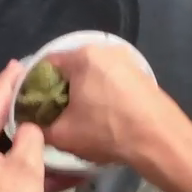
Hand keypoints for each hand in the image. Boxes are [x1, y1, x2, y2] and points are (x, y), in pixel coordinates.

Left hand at [0, 61, 48, 191]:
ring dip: (30, 143)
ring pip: (3, 147)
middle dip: (25, 112)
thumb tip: (33, 126)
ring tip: (56, 123)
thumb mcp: (26, 168)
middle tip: (48, 91)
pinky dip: (25, 166)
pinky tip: (56, 164)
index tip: (26, 63)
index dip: (12, 82)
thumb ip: (32, 137)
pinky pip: (4, 168)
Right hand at [44, 45, 191, 171]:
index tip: (32, 106)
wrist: (160, 140)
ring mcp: (127, 61)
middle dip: (59, 90)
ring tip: (79, 118)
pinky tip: (102, 116)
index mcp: (82, 57)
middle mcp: (105, 50)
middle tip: (54, 114)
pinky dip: (102, 95)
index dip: (34, 86)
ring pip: (93, 75)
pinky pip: (112, 82)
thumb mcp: (64, 135)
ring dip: (82, 93)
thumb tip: (33, 126)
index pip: (45, 64)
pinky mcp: (142, 75)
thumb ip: (40, 128)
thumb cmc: (107, 131)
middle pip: (71, 68)